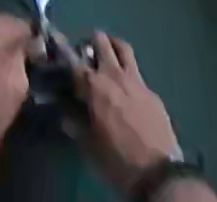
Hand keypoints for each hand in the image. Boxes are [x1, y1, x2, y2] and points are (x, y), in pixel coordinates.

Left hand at [0, 14, 32, 147]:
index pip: (20, 23)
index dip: (33, 37)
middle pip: (4, 21)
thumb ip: (26, 51)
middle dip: (17, 35)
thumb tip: (35, 40)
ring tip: (13, 58)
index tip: (40, 51)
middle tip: (29, 55)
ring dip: (4, 38)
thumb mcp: (20, 77)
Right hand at [74, 31, 179, 193]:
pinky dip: (129, 74)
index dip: (61, 49)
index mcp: (93, 85)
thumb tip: (63, 113)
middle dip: (91, 42)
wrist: (161, 175)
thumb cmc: (117, 159)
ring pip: (123, 48)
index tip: (56, 47)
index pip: (71, 57)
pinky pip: (138, 73)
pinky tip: (128, 90)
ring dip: (113, 46)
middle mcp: (113, 74)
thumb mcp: (88, 145)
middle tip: (87, 55)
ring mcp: (136, 81)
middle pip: (100, 41)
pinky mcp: (153, 93)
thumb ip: (74, 123)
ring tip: (108, 55)